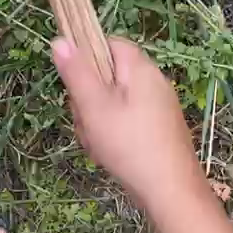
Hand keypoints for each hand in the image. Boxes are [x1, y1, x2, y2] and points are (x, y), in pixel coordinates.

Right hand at [51, 37, 203, 204]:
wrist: (171, 192)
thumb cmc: (129, 145)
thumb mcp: (94, 106)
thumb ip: (76, 72)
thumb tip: (61, 40)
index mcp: (140, 68)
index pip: (108, 43)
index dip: (86, 58)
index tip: (74, 84)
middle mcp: (153, 81)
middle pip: (108, 75)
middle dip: (88, 98)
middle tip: (86, 121)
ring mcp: (158, 106)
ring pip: (113, 102)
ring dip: (97, 120)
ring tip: (97, 143)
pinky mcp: (159, 128)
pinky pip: (126, 120)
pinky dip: (112, 133)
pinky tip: (109, 154)